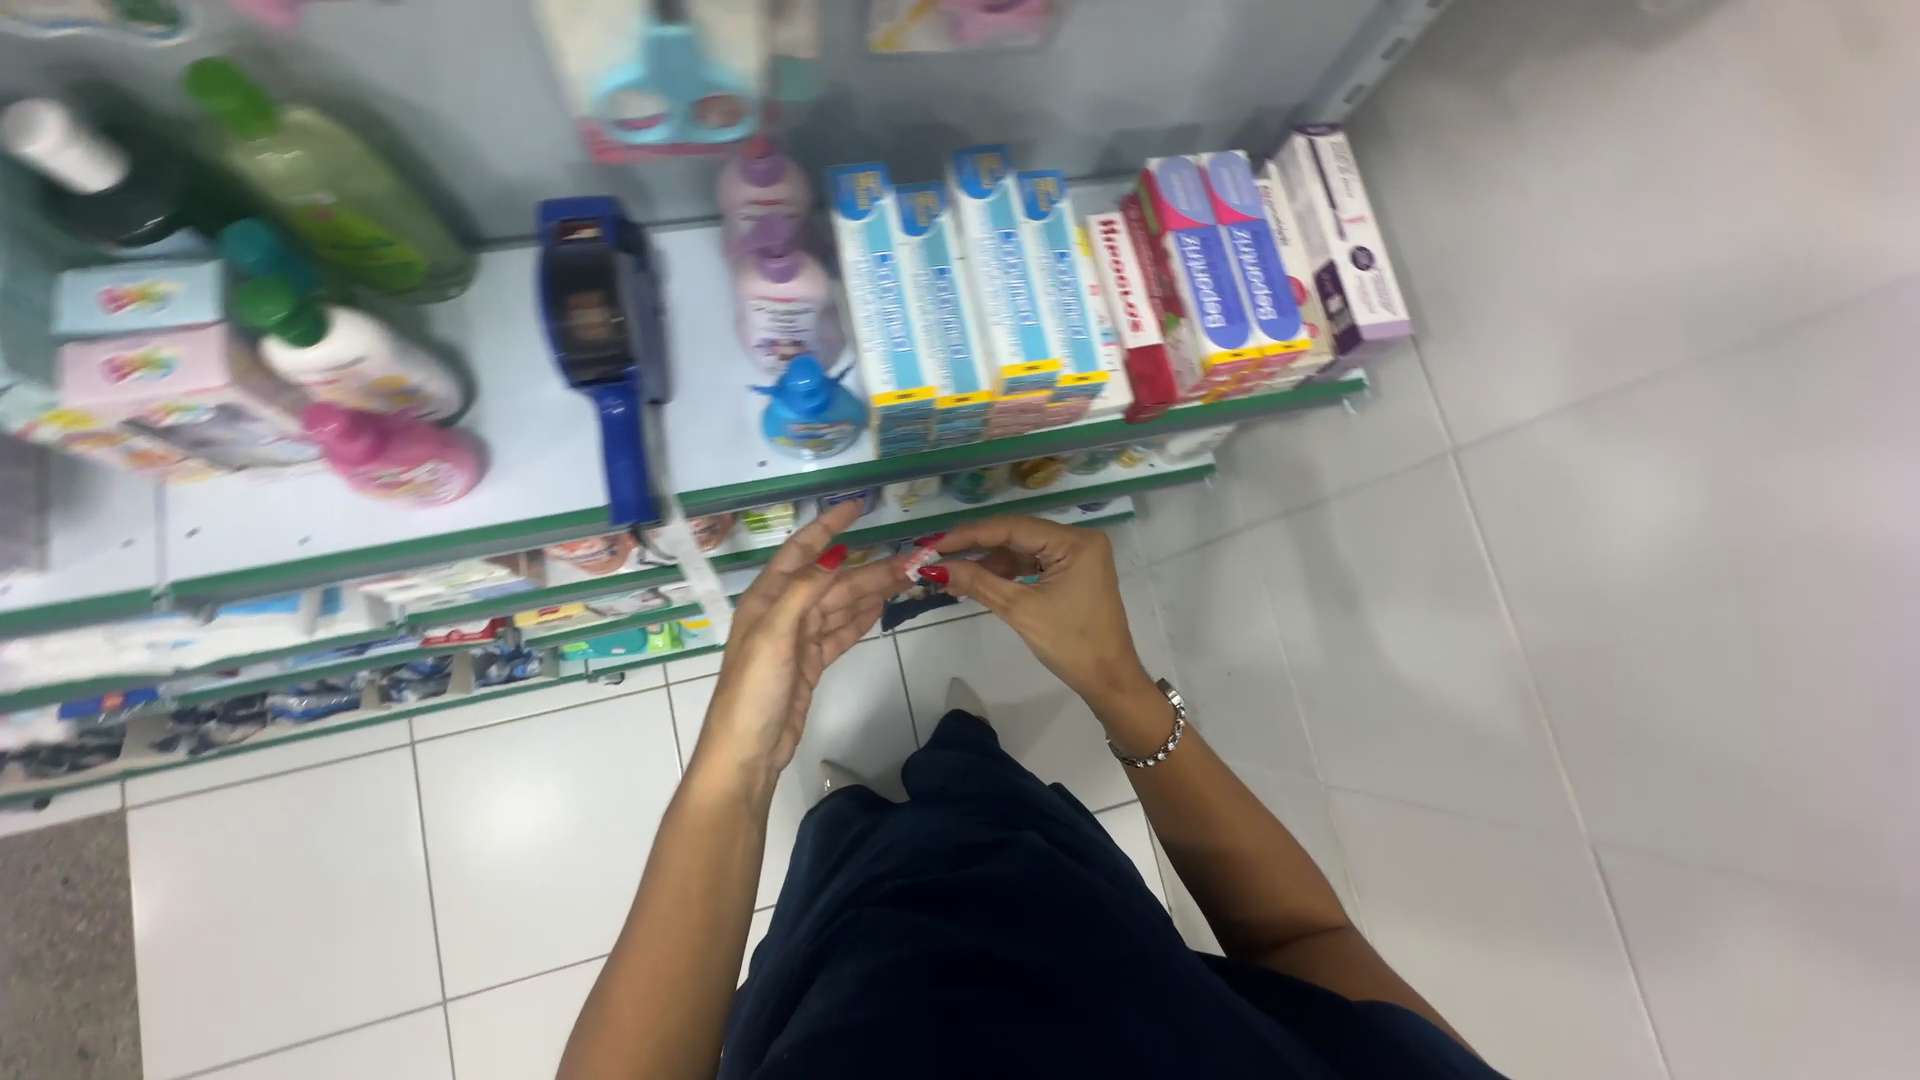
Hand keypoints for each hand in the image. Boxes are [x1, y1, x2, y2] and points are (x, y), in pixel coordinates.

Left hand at [693, 501, 907, 787]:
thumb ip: (804, 592)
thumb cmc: (752, 690)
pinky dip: (861, 619)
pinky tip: (881, 606)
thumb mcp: (773, 635)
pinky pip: (840, 631)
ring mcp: (799, 638)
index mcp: (768, 598)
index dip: (828, 526)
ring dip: (872, 591)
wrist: (747, 750)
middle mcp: (783, 612)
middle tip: (911, 558)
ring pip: (841, 606)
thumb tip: (835, 554)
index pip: (802, 551)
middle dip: (869, 568)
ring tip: (907, 577)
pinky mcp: (811, 662)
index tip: (857, 506)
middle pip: (833, 581)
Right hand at [930, 516, 1153, 709]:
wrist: (1108, 679)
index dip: (970, 535)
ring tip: (952, 576)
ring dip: (989, 562)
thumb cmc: (1071, 644)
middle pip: (1016, 534)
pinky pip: (1032, 563)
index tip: (935, 545)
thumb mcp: (1021, 610)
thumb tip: (937, 569)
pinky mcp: (1072, 571)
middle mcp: (1078, 539)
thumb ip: (978, 582)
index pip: (1012, 527)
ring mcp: (1077, 555)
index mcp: (1075, 542)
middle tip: (938, 557)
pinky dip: (1006, 572)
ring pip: (1022, 549)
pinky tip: (978, 581)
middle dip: (976, 548)